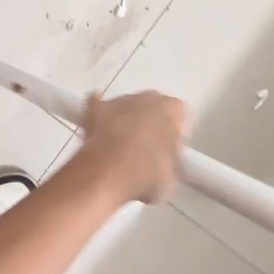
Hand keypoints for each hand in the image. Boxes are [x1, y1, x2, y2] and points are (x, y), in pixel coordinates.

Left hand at [71, 90, 188, 204]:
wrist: (107, 173)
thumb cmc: (147, 175)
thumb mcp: (170, 176)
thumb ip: (169, 162)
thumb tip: (161, 167)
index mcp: (174, 111)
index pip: (178, 118)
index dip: (172, 135)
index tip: (166, 152)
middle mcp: (149, 98)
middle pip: (152, 108)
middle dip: (148, 124)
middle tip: (142, 150)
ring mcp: (120, 100)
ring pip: (125, 107)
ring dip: (124, 121)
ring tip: (117, 147)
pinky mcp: (96, 108)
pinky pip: (97, 105)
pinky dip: (97, 116)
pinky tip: (94, 128)